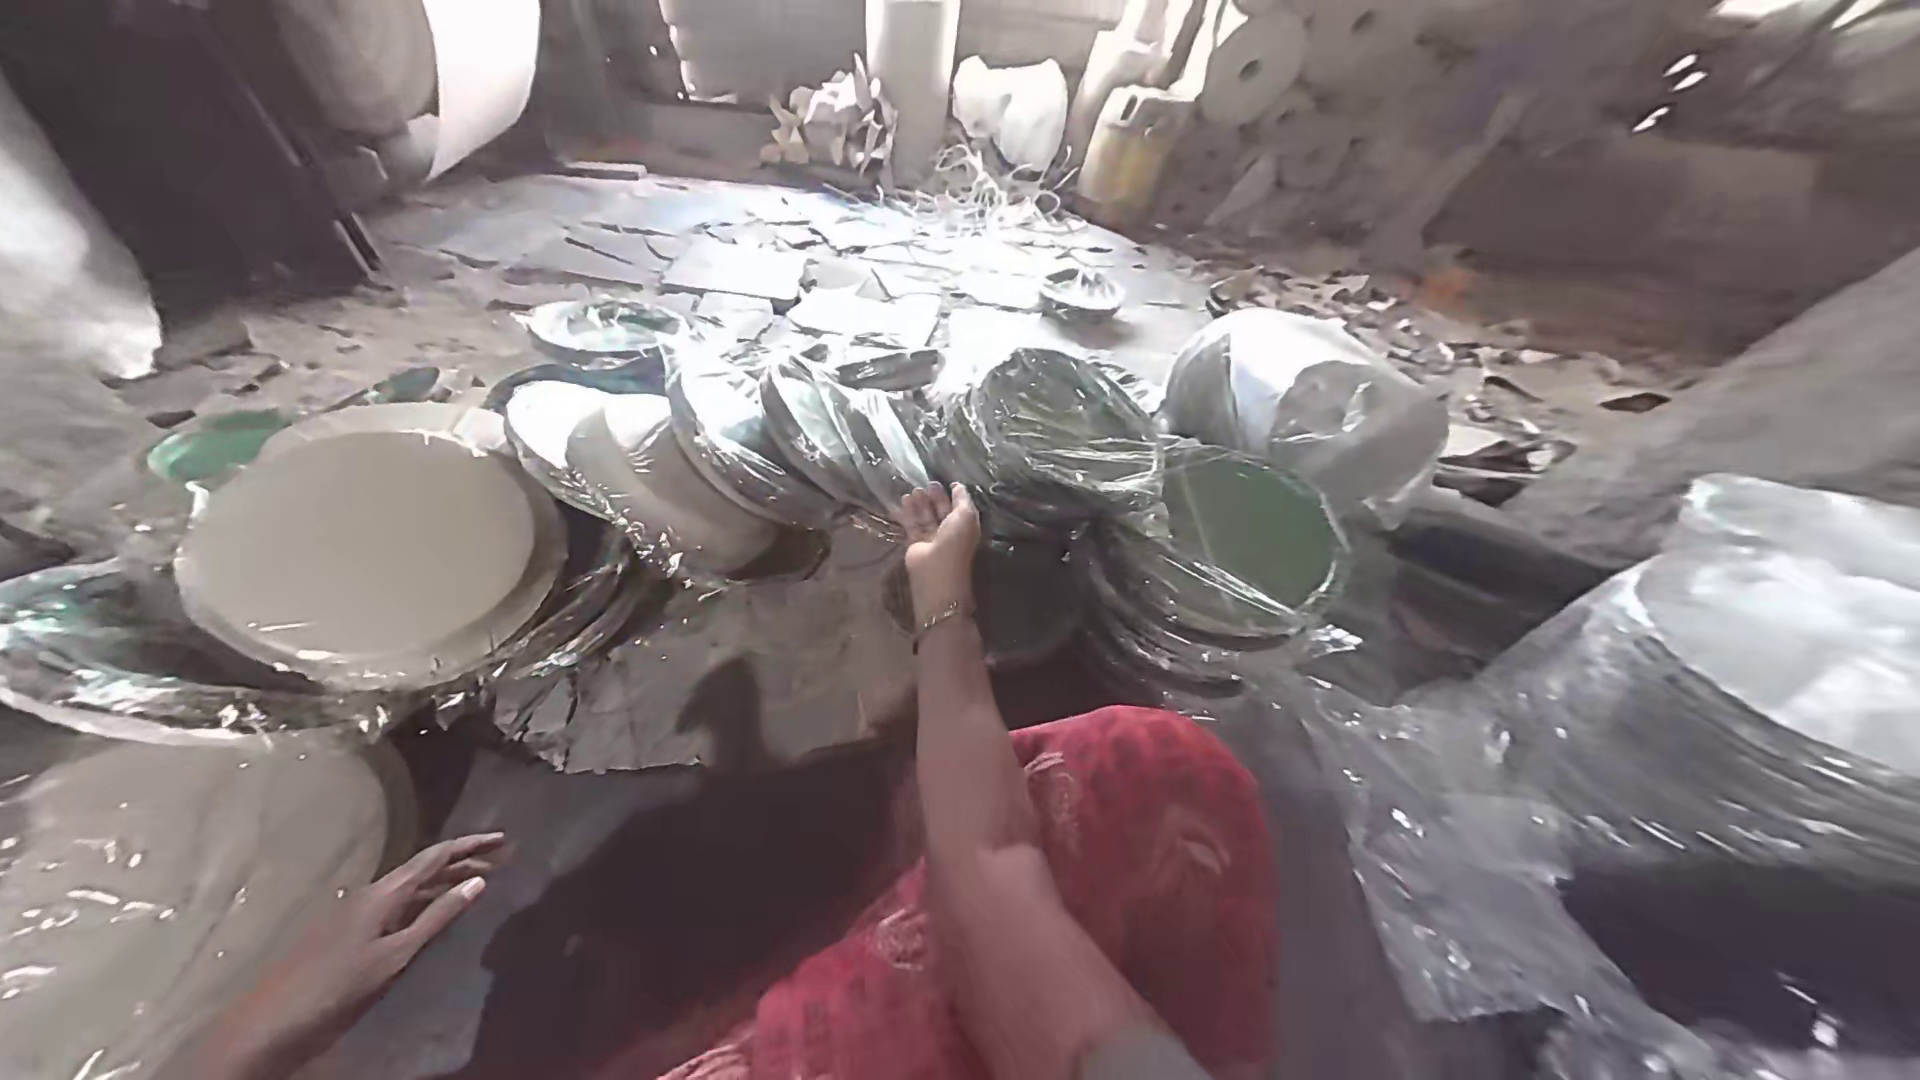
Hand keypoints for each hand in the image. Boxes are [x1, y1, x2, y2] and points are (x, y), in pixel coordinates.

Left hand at [161, 833, 508, 1079]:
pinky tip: (436, 911)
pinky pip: (397, 904)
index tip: (503, 838)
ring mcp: (355, 914)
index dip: (471, 844)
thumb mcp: (395, 955)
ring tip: (477, 882)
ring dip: (446, 881)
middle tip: (500, 859)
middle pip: (424, 868)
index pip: (436, 855)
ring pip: (411, 887)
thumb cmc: (333, 988)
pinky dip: (426, 899)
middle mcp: (370, 894)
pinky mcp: (346, 933)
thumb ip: (438, 917)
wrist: (257, 1033)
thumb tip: (478, 881)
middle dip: (464, 860)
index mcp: (383, 892)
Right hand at [897, 483, 979, 621]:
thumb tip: (958, 486)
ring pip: (925, 516)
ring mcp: (932, 538)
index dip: (953, 494)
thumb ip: (962, 499)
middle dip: (934, 497)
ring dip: (919, 503)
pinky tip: (903, 501)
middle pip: (940, 510)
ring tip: (913, 491)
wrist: (936, 570)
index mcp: (965, 526)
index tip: (945, 482)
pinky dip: (907, 513)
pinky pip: (911, 524)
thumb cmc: (955, 541)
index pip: (959, 507)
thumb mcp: (966, 515)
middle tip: (926, 485)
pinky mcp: (915, 542)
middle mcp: (949, 532)